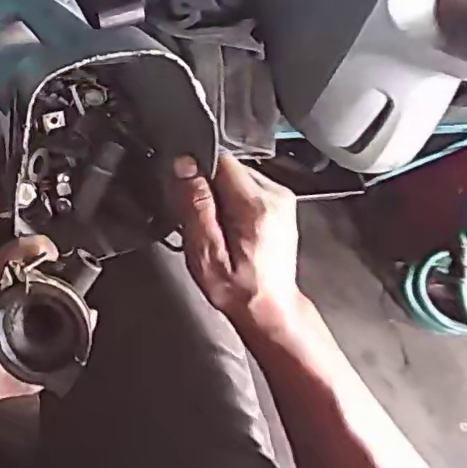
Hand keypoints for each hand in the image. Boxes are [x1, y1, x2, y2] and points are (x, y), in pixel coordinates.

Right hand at [166, 153, 305, 336]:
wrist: (269, 307)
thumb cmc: (238, 289)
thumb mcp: (205, 253)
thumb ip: (195, 206)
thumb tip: (185, 167)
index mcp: (256, 206)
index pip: (219, 160)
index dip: (196, 172)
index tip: (187, 194)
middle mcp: (275, 195)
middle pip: (227, 166)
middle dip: (206, 186)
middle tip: (201, 219)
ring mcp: (280, 198)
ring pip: (234, 174)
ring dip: (218, 193)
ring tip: (216, 225)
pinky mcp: (278, 202)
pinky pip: (244, 186)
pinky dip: (230, 200)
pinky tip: (229, 225)